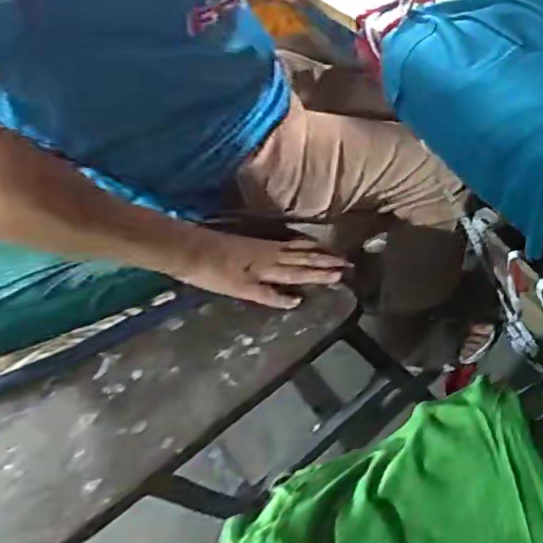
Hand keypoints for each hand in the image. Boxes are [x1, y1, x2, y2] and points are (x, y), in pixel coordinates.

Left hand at [167, 231, 348, 309]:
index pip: (299, 275)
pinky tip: (313, 245)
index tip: (340, 278)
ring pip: (303, 251)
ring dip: (323, 253)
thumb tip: (296, 300)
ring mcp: (270, 249)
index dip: (319, 277)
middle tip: (350, 265)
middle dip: (328, 264)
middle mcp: (275, 258)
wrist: (192, 249)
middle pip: (306, 261)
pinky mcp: (264, 243)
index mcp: (269, 270)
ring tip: (340, 255)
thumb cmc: (210, 274)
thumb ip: (267, 295)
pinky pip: (294, 243)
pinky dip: (309, 244)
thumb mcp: (237, 290)